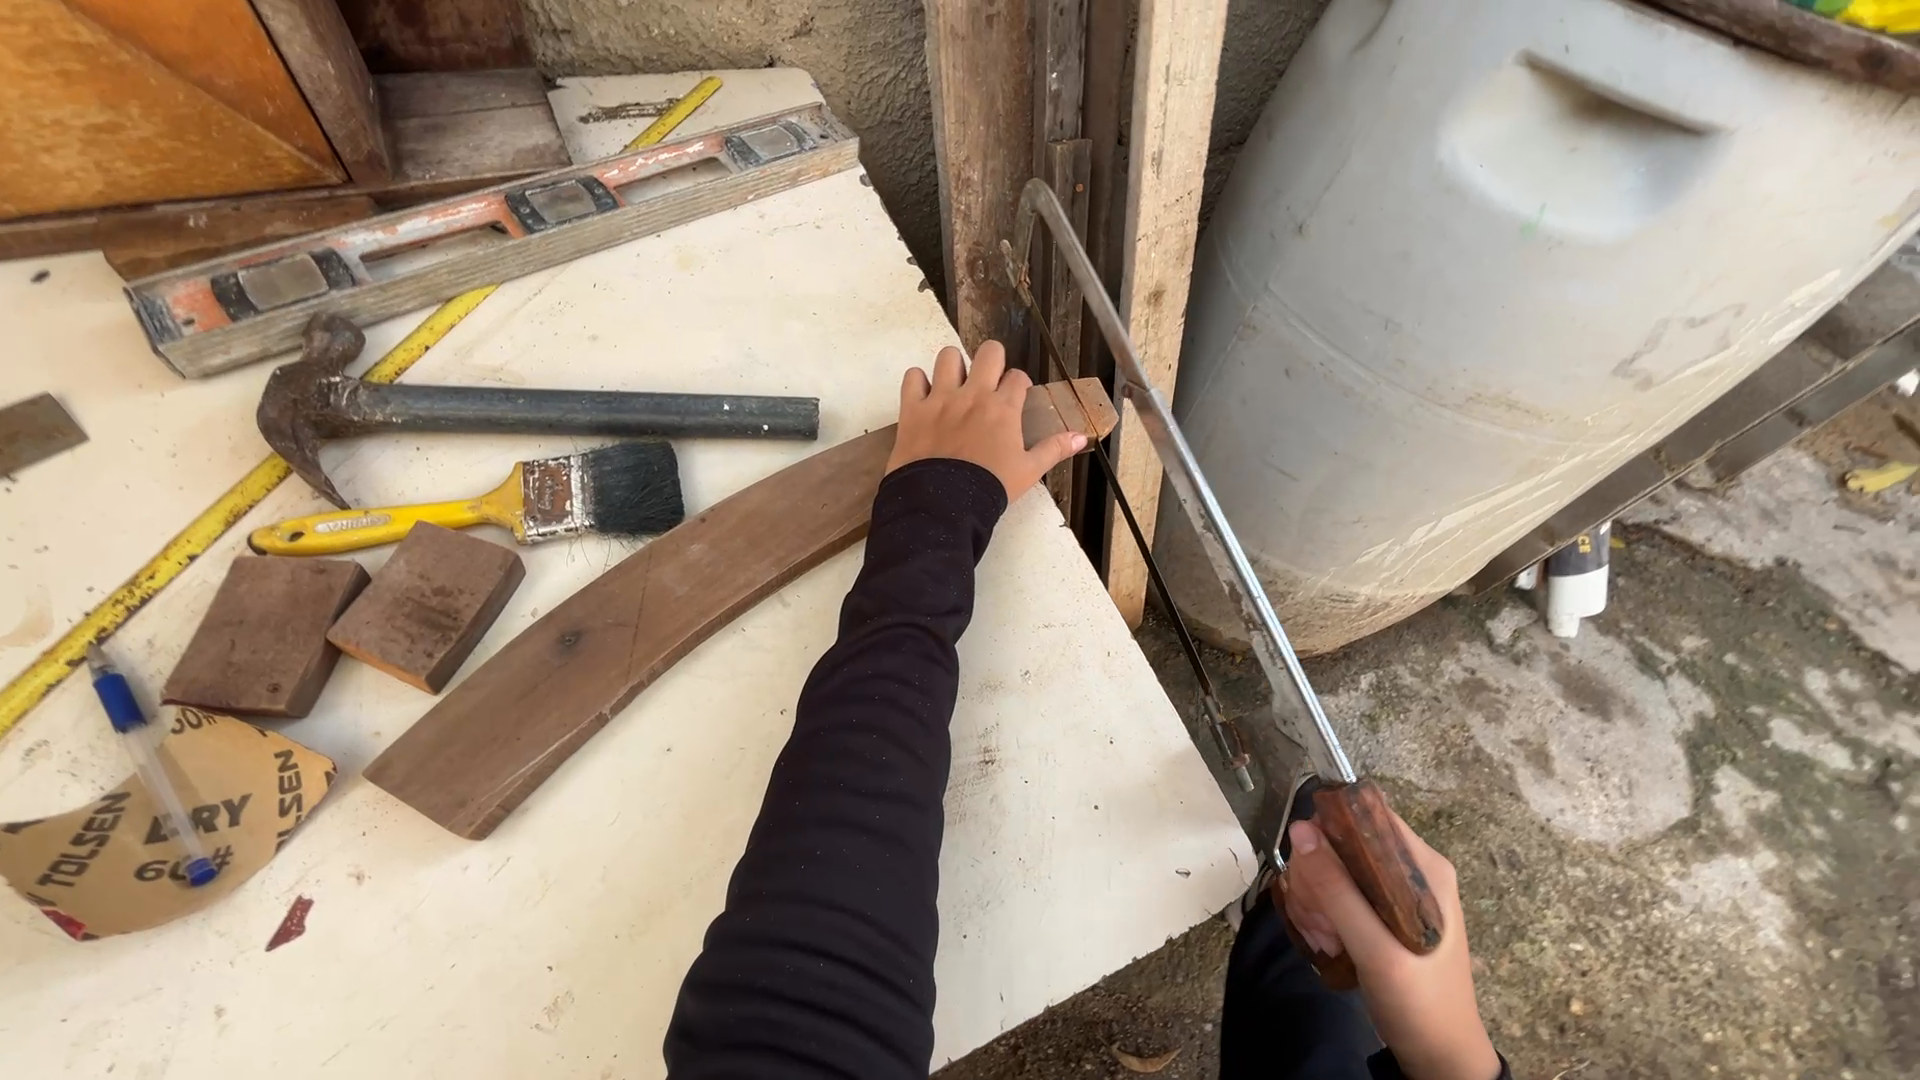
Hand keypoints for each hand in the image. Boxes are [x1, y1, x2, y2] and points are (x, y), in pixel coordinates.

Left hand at [887, 340, 1086, 500]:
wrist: (944, 503)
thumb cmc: (990, 488)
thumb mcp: (1029, 471)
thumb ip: (1054, 449)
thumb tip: (1081, 437)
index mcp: (1003, 408)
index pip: (1017, 378)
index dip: (1018, 385)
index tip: (1015, 396)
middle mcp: (973, 395)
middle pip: (988, 353)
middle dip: (991, 360)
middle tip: (987, 379)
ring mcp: (941, 399)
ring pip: (948, 357)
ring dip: (953, 366)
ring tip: (954, 383)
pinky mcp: (913, 409)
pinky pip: (913, 377)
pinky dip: (918, 382)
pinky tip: (924, 394)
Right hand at [1280, 814, 1500, 1079]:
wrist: (1441, 1058)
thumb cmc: (1419, 1000)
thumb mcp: (1376, 947)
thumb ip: (1337, 889)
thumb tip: (1300, 828)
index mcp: (1424, 866)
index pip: (1368, 814)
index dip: (1330, 825)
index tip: (1307, 857)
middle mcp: (1412, 868)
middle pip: (1345, 839)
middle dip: (1319, 869)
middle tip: (1316, 909)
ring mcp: (1398, 890)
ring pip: (1336, 864)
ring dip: (1317, 892)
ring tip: (1322, 930)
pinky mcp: (1384, 911)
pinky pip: (1340, 888)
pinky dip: (1324, 907)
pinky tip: (1325, 936)